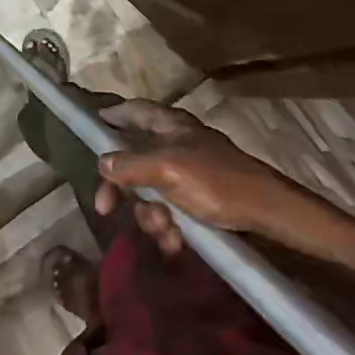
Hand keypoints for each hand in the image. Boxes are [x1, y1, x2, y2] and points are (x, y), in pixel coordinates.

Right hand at [94, 99, 354, 282]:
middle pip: (134, 159)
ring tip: (163, 230)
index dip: (112, 115)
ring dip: (150, 214)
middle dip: (123, 188)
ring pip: (150, 190)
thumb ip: (131, 164)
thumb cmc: (215, 181)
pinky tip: (176, 243)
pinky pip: (171, 209)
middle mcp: (177, 143)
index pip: (134, 111)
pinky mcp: (199, 197)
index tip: (90, 126)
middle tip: (106, 209)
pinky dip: (169, 226)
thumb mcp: (168, 170)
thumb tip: (102, 160)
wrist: (264, 211)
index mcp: (171, 126)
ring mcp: (188, 170)